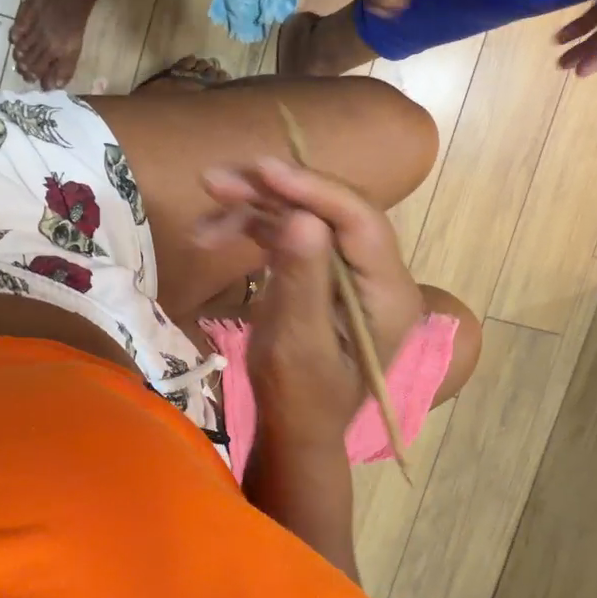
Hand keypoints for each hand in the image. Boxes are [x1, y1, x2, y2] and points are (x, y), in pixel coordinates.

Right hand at [200, 157, 421, 442]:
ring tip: (208, 195)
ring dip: (254, 204)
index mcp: (388, 292)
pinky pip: (287, 233)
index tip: (264, 170)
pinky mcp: (319, 270)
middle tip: (218, 179)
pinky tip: (210, 233)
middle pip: (329, 209)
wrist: (294, 427)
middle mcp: (374, 272)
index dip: (314, 190)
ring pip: (302, 215)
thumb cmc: (301, 397)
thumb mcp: (298, 344)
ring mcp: (346, 269)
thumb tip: (302, 219)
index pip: (359, 221)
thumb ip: (303, 281)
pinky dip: (249, 227)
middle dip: (274, 190)